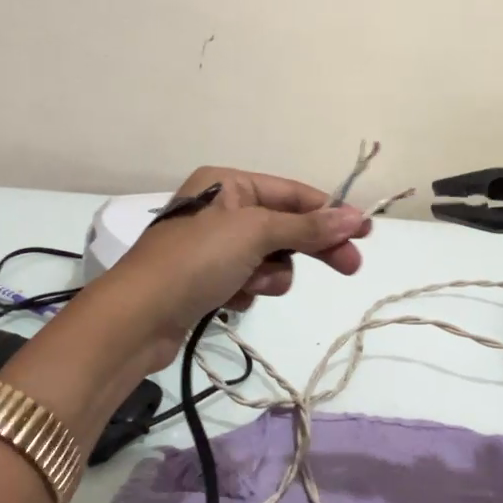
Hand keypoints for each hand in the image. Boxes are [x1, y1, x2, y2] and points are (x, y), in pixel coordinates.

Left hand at [94, 167, 370, 369]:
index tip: (365, 231)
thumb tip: (355, 216)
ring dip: (269, 275)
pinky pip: (249, 280)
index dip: (330, 211)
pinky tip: (229, 300)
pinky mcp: (207, 280)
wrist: (137, 318)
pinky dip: (247, 291)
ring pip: (270, 258)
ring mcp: (213, 246)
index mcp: (228, 184)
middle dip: (311, 247)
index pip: (292, 193)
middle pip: (284, 225)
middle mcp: (221, 209)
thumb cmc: (196, 260)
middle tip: (350, 267)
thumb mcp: (256, 233)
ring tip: (251, 286)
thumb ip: (307, 227)